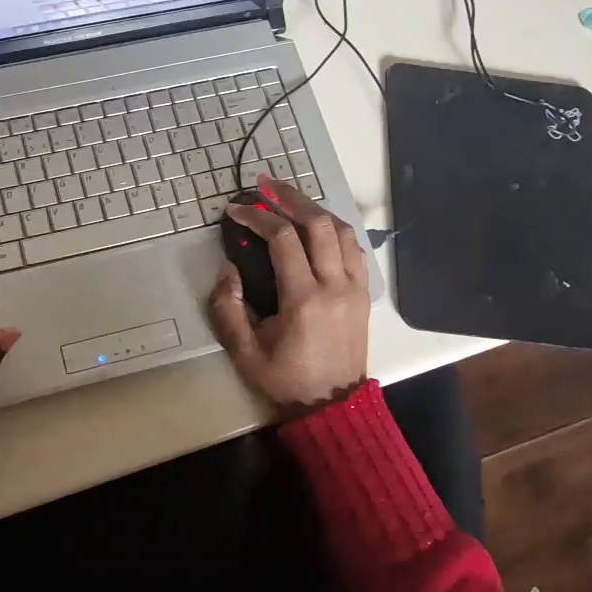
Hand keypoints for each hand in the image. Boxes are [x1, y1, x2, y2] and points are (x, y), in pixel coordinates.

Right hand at [207, 176, 369, 416]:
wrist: (333, 407)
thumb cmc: (285, 380)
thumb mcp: (244, 352)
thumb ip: (228, 308)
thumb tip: (228, 271)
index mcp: (304, 299)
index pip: (282, 239)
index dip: (256, 217)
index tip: (234, 211)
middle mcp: (335, 286)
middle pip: (318, 223)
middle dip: (289, 197)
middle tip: (265, 184)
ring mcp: (355, 288)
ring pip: (342, 231)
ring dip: (315, 209)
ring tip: (290, 200)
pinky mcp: (364, 294)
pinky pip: (354, 249)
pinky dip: (335, 230)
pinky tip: (317, 227)